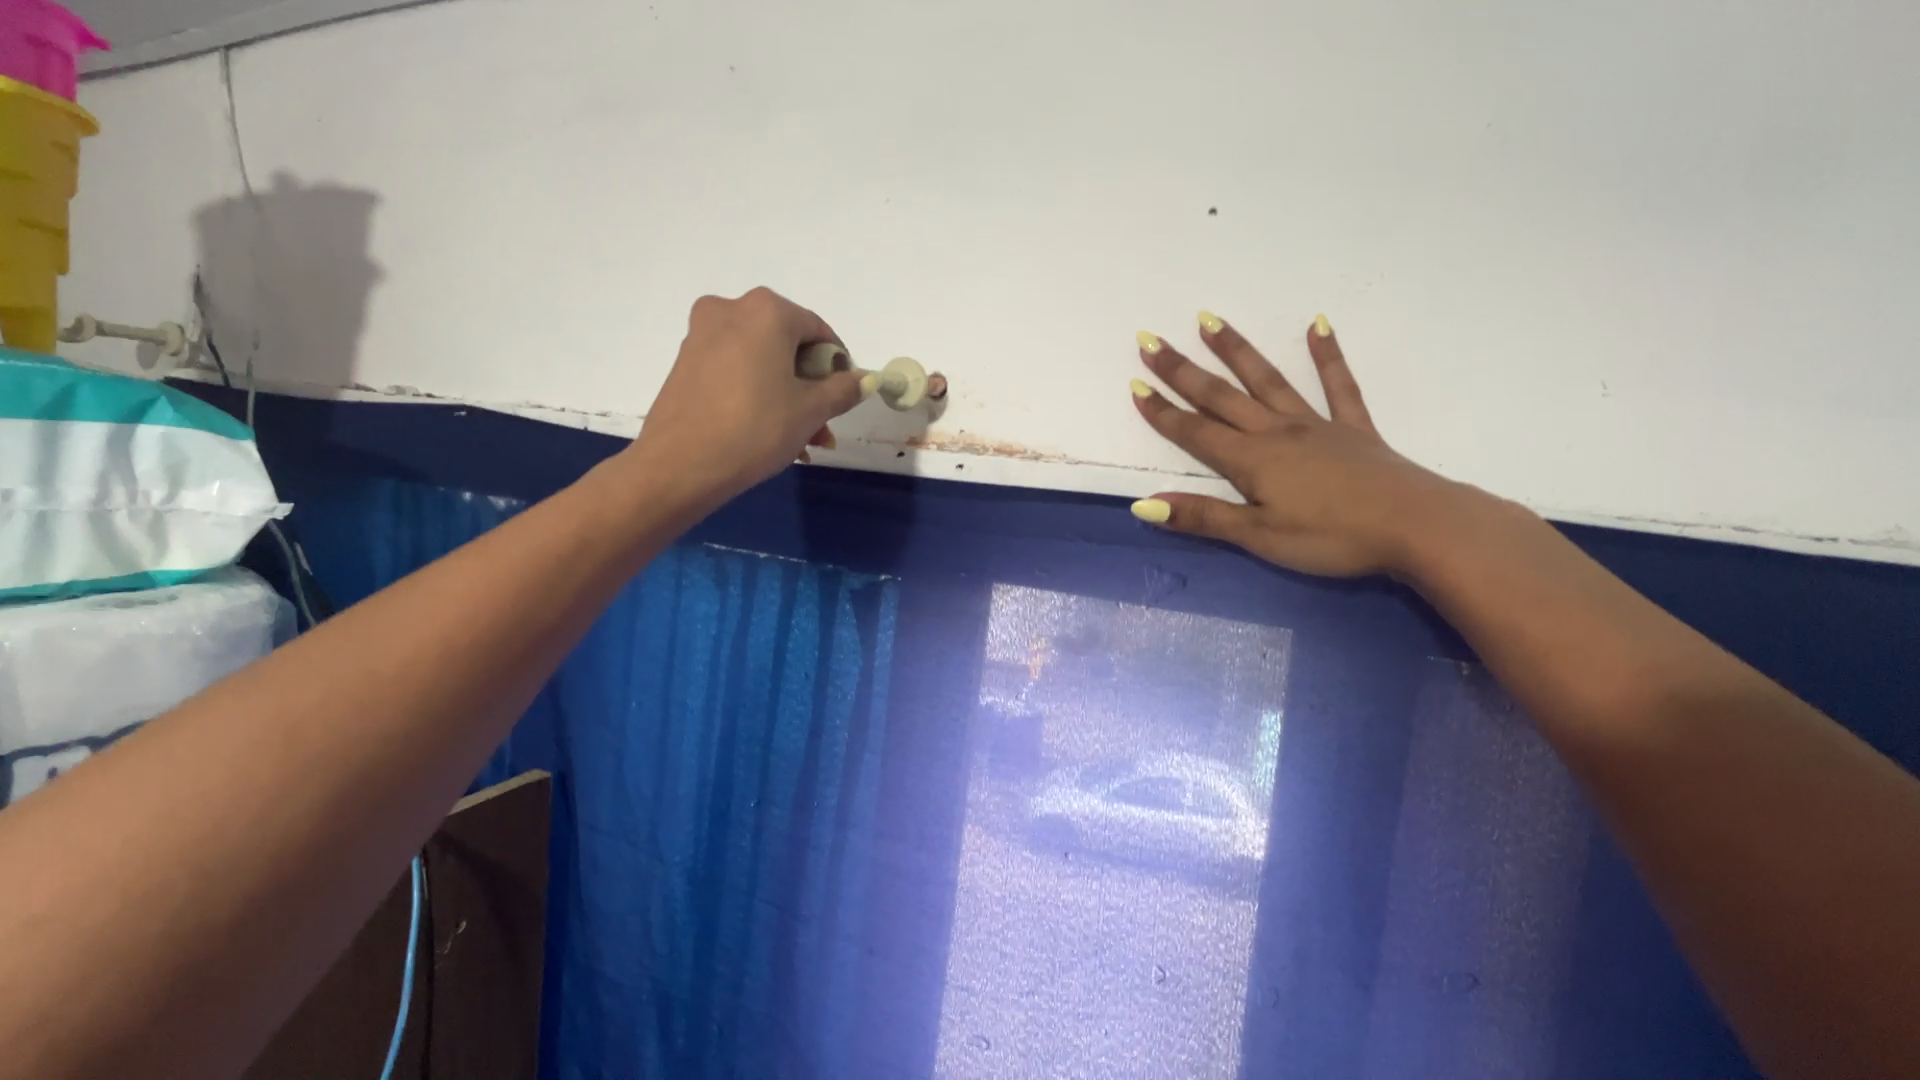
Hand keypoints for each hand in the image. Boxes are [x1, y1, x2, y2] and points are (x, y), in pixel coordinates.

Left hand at [624, 287, 863, 504]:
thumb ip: (843, 389)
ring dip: (785, 396)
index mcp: (767, 311)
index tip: (843, 399)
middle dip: (809, 387)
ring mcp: (702, 334)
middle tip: (822, 427)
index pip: (819, 332)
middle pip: (787, 346)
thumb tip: (866, 379)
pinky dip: (756, 394)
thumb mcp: (810, 411)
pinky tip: (767, 433)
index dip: (838, 367)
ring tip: (800, 442)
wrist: (680, 465)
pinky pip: (735, 370)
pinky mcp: (685, 361)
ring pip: (761, 361)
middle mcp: (732, 310)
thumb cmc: (755, 428)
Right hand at [1130, 313, 1467, 577]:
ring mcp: (1317, 425)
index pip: (1195, 432)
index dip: (1162, 412)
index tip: (1135, 384)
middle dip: (1183, 371)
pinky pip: (1338, 385)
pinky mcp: (1353, 428)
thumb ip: (1204, 517)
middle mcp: (1277, 432)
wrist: (1415, 526)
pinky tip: (1318, 325)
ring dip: (1236, 351)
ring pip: (1268, 381)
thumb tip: (1144, 505)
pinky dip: (1326, 355)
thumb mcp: (1260, 537)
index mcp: (1251, 461)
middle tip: (1152, 340)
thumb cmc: (1332, 538)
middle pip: (1221, 397)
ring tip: (1209, 320)